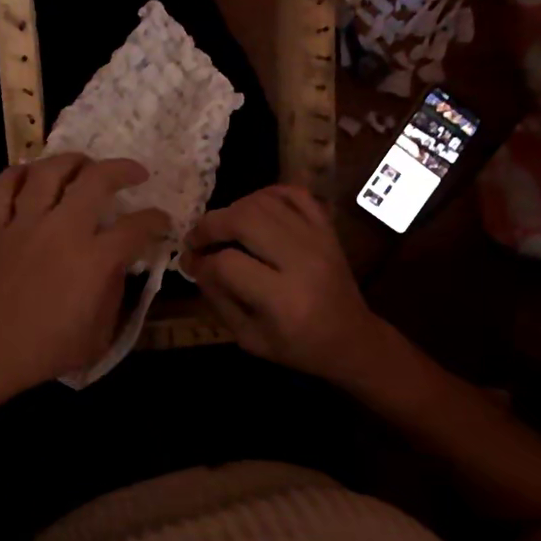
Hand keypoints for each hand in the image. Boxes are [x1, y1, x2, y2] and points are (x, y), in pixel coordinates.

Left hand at [0, 155, 169, 402]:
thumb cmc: (43, 352)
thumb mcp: (97, 337)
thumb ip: (113, 296)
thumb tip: (117, 269)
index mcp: (94, 260)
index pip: (136, 226)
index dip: (156, 220)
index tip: (162, 221)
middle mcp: (62, 230)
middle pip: (96, 180)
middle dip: (123, 170)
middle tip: (135, 173)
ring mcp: (24, 224)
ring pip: (49, 172)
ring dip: (73, 161)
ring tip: (85, 164)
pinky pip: (3, 187)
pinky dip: (18, 173)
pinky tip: (30, 174)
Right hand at [185, 185, 386, 381]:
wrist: (351, 338)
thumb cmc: (298, 346)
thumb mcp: (250, 338)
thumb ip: (219, 299)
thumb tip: (195, 262)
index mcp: (283, 298)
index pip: (228, 263)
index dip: (200, 261)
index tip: (189, 263)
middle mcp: (301, 261)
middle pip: (244, 220)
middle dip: (210, 225)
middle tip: (196, 238)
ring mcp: (318, 239)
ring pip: (264, 202)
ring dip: (233, 209)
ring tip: (222, 228)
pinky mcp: (327, 228)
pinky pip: (294, 193)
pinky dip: (267, 194)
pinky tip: (252, 210)